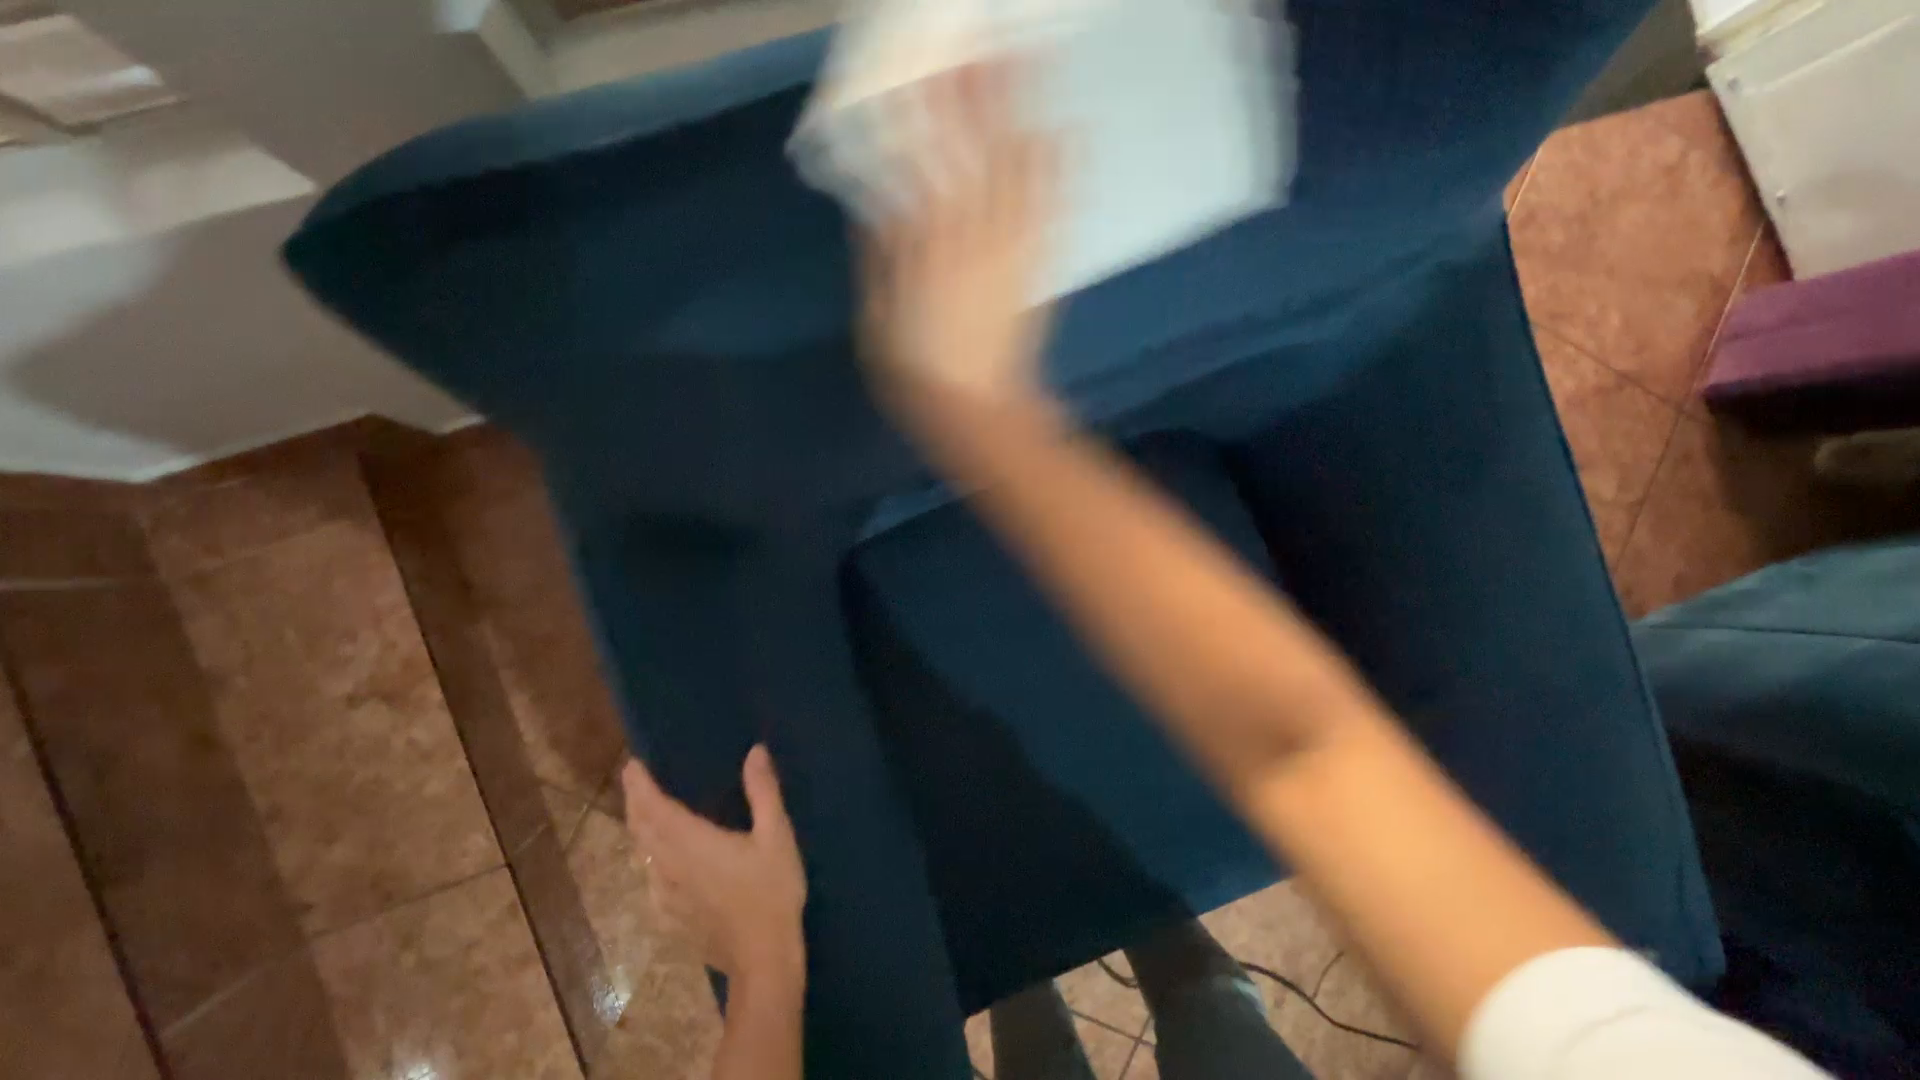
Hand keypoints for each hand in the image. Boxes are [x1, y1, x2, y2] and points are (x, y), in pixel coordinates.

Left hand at [623, 746, 807, 990]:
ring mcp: (667, 896)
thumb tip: (755, 751)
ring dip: (640, 831)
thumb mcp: (776, 836)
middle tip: (636, 783)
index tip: (631, 765)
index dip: (639, 785)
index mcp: (692, 842)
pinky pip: (651, 881)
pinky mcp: (672, 918)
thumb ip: (763, 792)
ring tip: (646, 816)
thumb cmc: (771, 892)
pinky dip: (649, 862)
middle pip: (641, 830)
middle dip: (635, 803)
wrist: (763, 959)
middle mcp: (670, 866)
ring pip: (643, 856)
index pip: (654, 807)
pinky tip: (660, 865)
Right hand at [859, 62, 1060, 427]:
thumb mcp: (877, 318)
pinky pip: (1051, 210)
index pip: (925, 166)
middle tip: (979, 49)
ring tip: (1025, 65)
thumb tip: (879, 202)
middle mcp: (974, 239)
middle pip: (976, 154)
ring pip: (1017, 170)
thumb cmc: (915, 371)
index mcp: (928, 249)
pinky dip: (1058, 169)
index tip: (924, 73)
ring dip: (1019, 115)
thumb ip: (879, 257)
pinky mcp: (1036, 266)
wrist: (976, 411)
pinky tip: (1063, 132)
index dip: (926, 117)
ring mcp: (1012, 251)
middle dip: (976, 98)